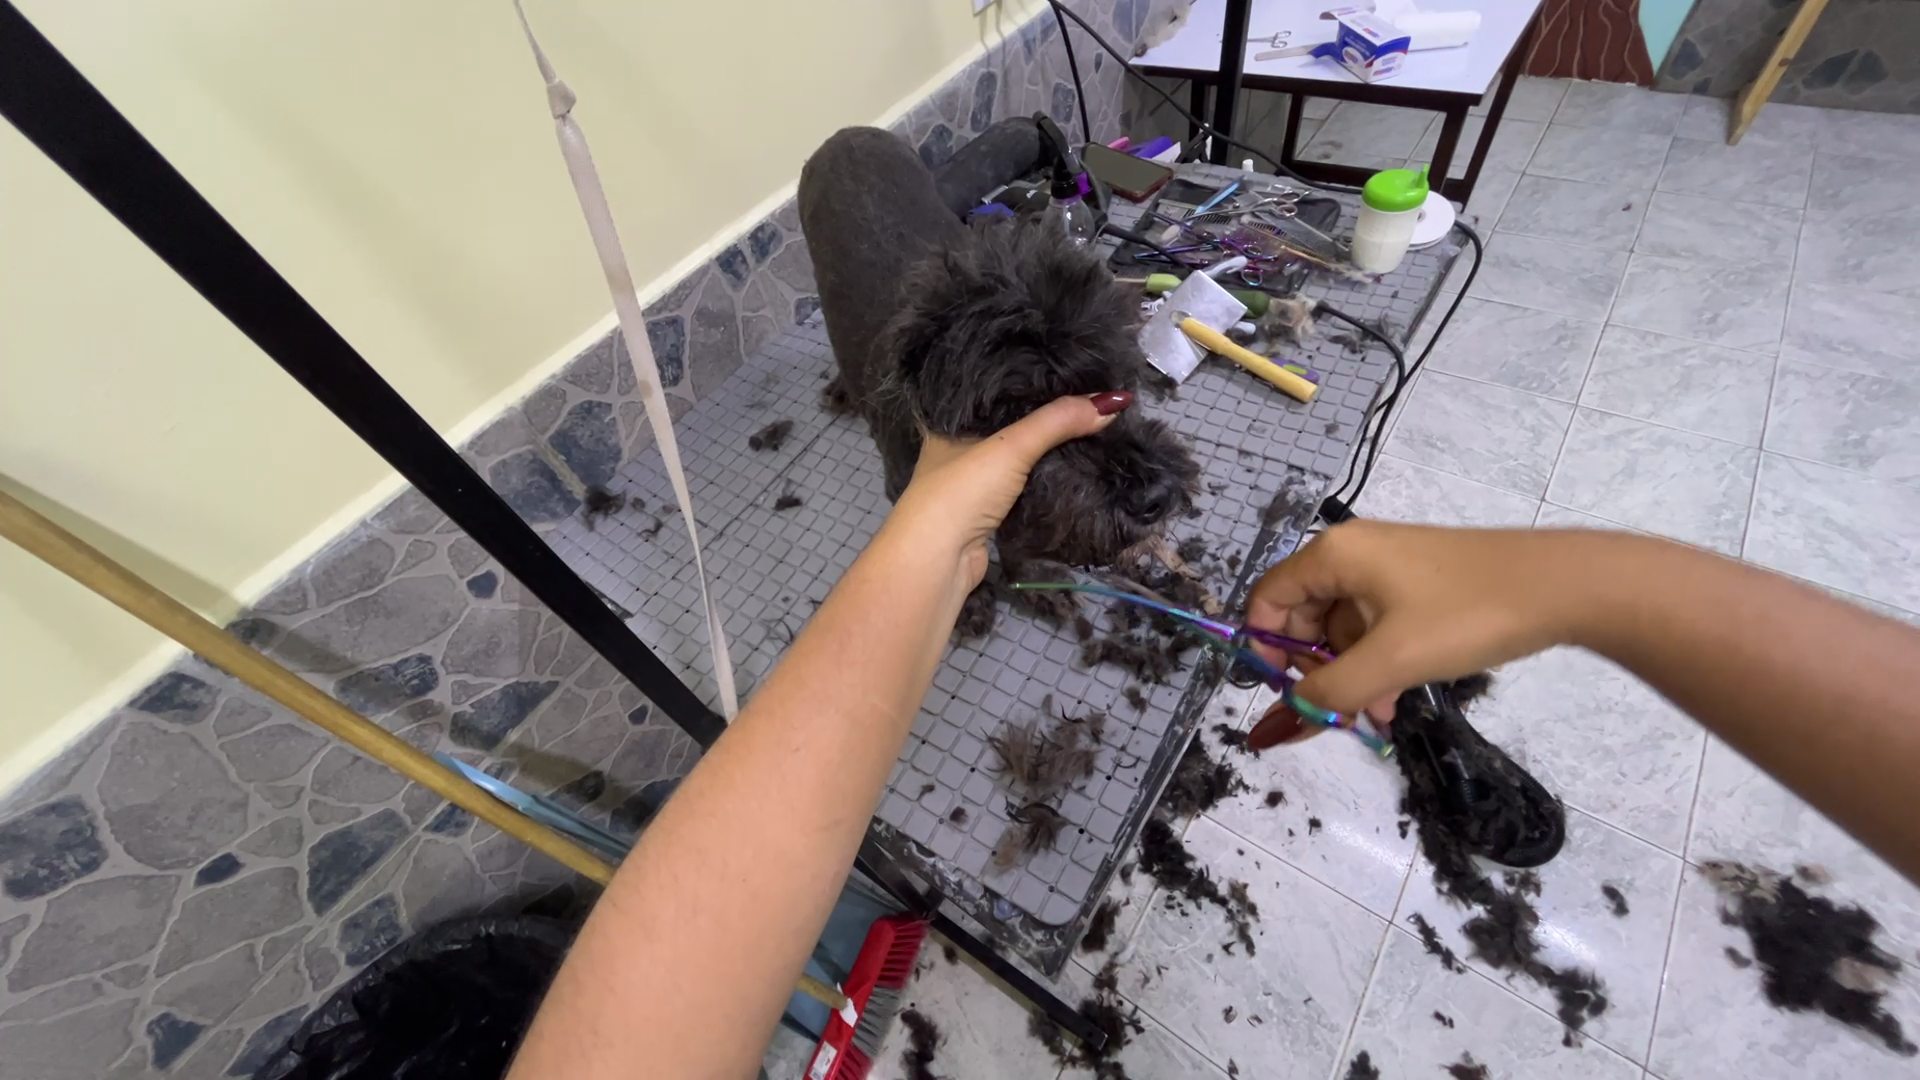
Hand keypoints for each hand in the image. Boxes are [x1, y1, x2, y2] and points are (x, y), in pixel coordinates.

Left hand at [886, 391, 1133, 586]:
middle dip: (1046, 417)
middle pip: (1010, 424)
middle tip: (1091, 400)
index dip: (1031, 380)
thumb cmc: (963, 490)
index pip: (995, 389)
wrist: (938, 559)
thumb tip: (1117, 401)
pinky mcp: (987, 512)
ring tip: (1091, 426)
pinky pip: (1023, 485)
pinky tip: (1072, 466)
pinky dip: (1044, 478)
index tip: (1072, 370)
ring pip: (1017, 457)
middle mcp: (956, 448)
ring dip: (1047, 450)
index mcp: (949, 421)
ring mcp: (971, 483)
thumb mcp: (1012, 445)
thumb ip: (1059, 421)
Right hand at [1243, 521, 1597, 748]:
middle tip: (1337, 709)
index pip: (1267, 599)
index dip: (1263, 647)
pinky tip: (1395, 698)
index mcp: (1331, 555)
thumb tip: (1282, 720)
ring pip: (1340, 625)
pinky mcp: (1413, 580)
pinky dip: (1376, 659)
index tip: (1280, 691)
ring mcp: (1383, 565)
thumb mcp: (1393, 660)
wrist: (1571, 587)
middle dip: (1314, 668)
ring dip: (1350, 672)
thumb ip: (1330, 691)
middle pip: (1302, 615)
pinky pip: (1372, 623)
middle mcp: (1348, 553)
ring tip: (1377, 715)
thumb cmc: (1469, 615)